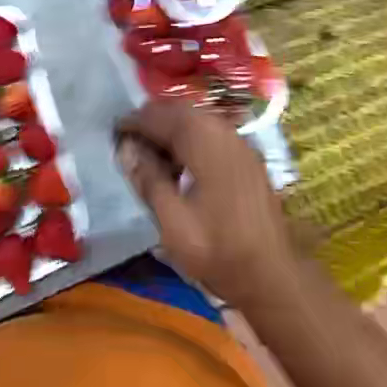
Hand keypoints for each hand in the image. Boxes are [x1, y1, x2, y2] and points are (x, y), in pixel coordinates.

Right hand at [116, 101, 295, 306]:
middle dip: (153, 121)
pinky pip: (213, 134)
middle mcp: (225, 133)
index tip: (113, 133)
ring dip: (172, 130)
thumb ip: (148, 179)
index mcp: (205, 142)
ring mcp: (241, 145)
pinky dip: (191, 140)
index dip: (133, 122)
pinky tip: (179, 165)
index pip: (160, 116)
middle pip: (181, 111)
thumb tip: (126, 149)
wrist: (273, 276)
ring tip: (150, 154)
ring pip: (198, 120)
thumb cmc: (218, 250)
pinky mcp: (248, 160)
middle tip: (129, 141)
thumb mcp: (172, 220)